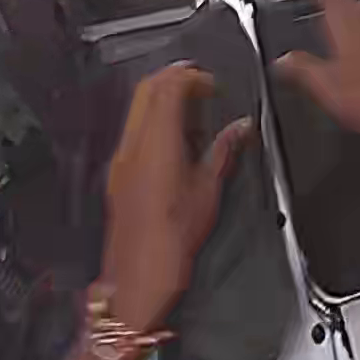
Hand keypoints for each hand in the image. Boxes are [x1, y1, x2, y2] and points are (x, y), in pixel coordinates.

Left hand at [98, 64, 252, 331]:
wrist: (134, 283)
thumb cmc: (174, 238)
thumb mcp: (209, 190)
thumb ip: (224, 150)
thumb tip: (242, 126)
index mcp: (157, 144)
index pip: (167, 89)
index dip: (190, 76)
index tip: (211, 83)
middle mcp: (133, 145)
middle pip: (146, 89)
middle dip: (174, 77)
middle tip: (200, 82)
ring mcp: (121, 158)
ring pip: (137, 106)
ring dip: (163, 95)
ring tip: (193, 105)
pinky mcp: (118, 172)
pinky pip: (134, 127)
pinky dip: (154, 117)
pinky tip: (177, 134)